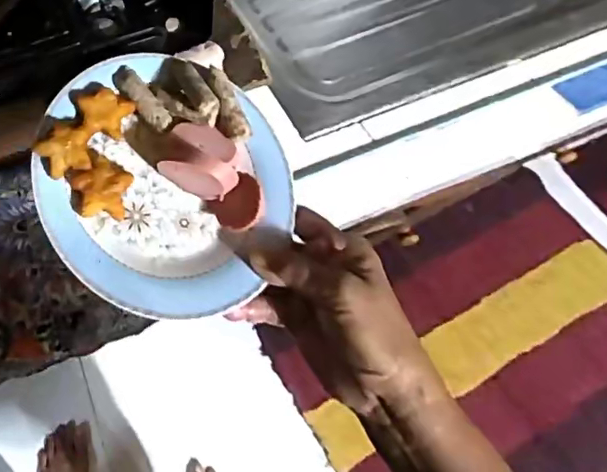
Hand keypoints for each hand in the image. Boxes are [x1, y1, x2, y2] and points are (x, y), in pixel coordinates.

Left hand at [36, 421, 90, 471]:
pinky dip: (44, 448)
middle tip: (65, 426)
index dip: (72, 427)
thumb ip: (83, 445)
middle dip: (61, 430)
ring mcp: (47, 463)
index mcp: (70, 454)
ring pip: (48, 443)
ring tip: (56, 434)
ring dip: (52, 436)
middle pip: (58, 437)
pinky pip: (41, 455)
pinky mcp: (40, 471)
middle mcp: (57, 454)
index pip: (71, 434)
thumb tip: (84, 426)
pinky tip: (45, 449)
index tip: (75, 422)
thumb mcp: (85, 465)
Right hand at [227, 207, 440, 416]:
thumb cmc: (377, 333)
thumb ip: (295, 268)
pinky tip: (233, 309)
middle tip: (215, 242)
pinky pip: (267, 302)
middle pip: (277, 245)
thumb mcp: (341, 293)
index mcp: (340, 248)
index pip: (298, 219)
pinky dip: (250, 304)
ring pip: (267, 274)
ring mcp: (306, 290)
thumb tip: (249, 250)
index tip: (233, 209)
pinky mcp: (296, 316)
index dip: (269, 213)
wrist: (391, 397)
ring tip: (220, 278)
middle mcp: (321, 263)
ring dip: (246, 278)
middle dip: (249, 245)